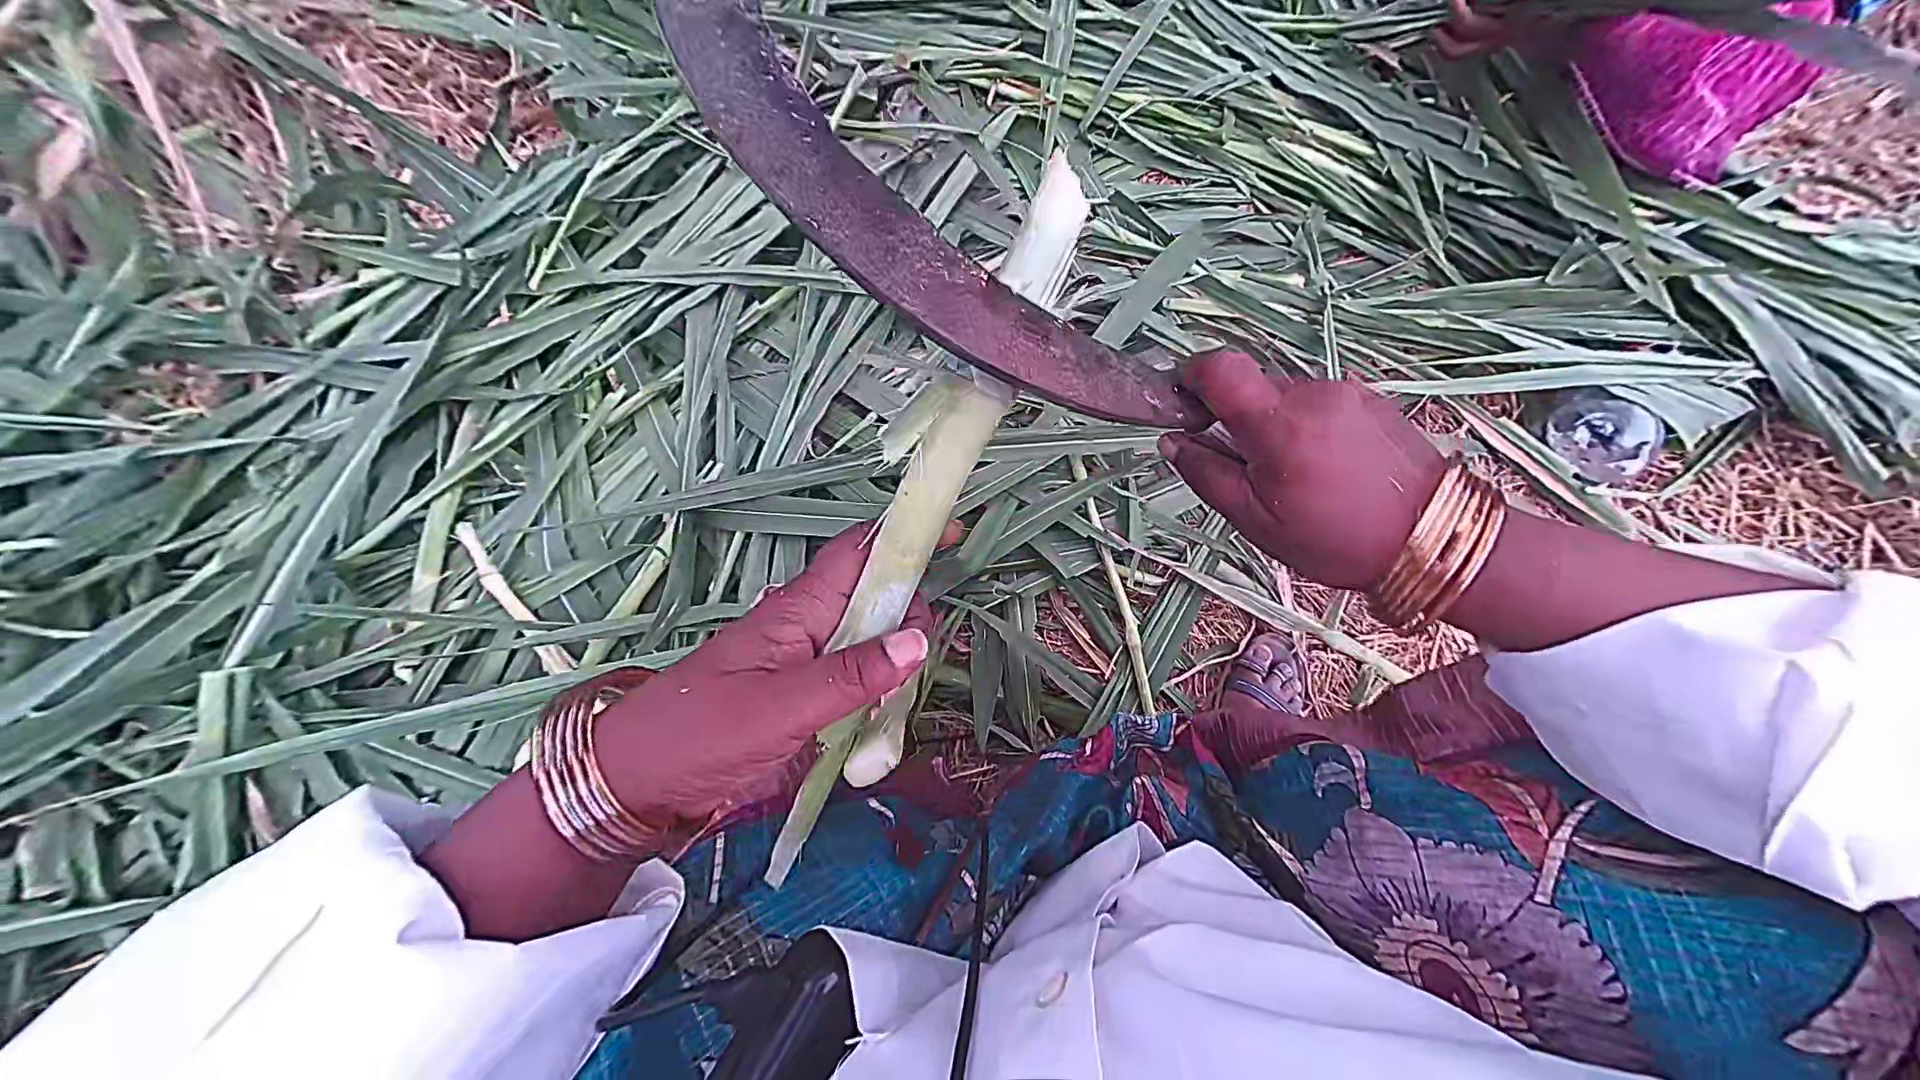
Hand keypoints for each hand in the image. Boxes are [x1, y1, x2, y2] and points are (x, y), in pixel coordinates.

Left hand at [592, 522, 953, 822]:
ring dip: (894, 669)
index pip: (860, 552)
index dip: (905, 536)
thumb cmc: (698, 735)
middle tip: (912, 672)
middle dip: (910, 622)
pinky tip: (874, 732)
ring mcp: (808, 661)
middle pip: (879, 599)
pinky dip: (876, 699)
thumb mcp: (780, 707)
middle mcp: (810, 625)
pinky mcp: (806, 695)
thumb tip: (919, 639)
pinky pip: (857, 682)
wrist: (637, 785)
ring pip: (873, 643)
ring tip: (889, 713)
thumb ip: (851, 676)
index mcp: (800, 609)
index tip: (953, 533)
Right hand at [1160, 351, 1443, 589]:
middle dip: (1233, 418)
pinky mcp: (1367, 397)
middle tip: (1242, 465)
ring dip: (1269, 425)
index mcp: (1279, 426)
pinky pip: (1313, 401)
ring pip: (1281, 395)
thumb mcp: (1255, 520)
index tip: (1182, 401)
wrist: (1430, 538)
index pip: (1219, 368)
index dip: (1191, 376)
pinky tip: (1318, 464)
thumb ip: (1205, 474)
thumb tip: (1171, 442)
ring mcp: (1344, 392)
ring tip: (1289, 473)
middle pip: (1249, 386)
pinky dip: (1301, 425)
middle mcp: (1312, 395)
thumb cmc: (1336, 539)